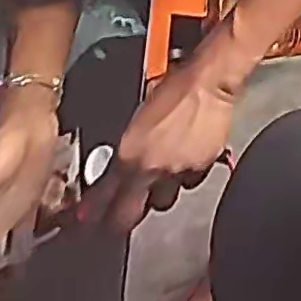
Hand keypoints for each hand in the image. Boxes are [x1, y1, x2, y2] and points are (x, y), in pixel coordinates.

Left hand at [89, 69, 235, 232]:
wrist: (209, 82)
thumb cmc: (174, 89)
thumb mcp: (139, 116)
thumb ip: (126, 149)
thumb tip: (115, 169)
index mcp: (129, 155)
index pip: (103, 199)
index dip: (94, 213)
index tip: (91, 217)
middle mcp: (152, 168)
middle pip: (130, 216)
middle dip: (124, 216)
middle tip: (125, 209)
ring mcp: (179, 170)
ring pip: (164, 200)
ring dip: (161, 192)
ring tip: (163, 176)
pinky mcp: (203, 166)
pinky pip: (191, 180)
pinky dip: (188, 174)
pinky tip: (188, 158)